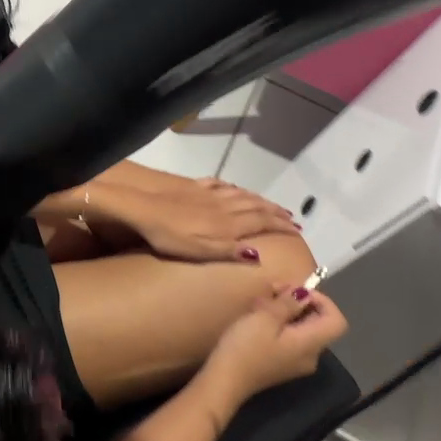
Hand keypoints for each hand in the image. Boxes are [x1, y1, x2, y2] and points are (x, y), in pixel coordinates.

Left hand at [83, 177, 298, 263]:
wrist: (143, 208)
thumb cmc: (170, 236)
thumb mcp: (201, 251)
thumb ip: (230, 252)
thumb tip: (260, 255)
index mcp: (228, 224)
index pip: (261, 222)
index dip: (280, 225)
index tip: (297, 229)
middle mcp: (223, 206)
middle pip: (255, 206)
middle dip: (275, 211)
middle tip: (291, 216)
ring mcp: (207, 194)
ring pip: (240, 194)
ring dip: (258, 199)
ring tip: (270, 203)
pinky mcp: (191, 186)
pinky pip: (219, 185)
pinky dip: (232, 187)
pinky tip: (233, 187)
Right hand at [199, 284, 348, 400]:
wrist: (225, 381)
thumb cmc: (245, 348)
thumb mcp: (263, 320)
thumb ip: (286, 304)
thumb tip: (303, 293)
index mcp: (311, 344)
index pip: (336, 320)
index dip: (321, 300)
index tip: (294, 290)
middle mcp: (311, 355)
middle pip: (318, 323)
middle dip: (298, 302)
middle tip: (271, 291)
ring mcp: (297, 362)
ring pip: (302, 330)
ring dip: (286, 312)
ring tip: (259, 304)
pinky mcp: (282, 365)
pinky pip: (290, 339)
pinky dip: (279, 324)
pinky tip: (256, 321)